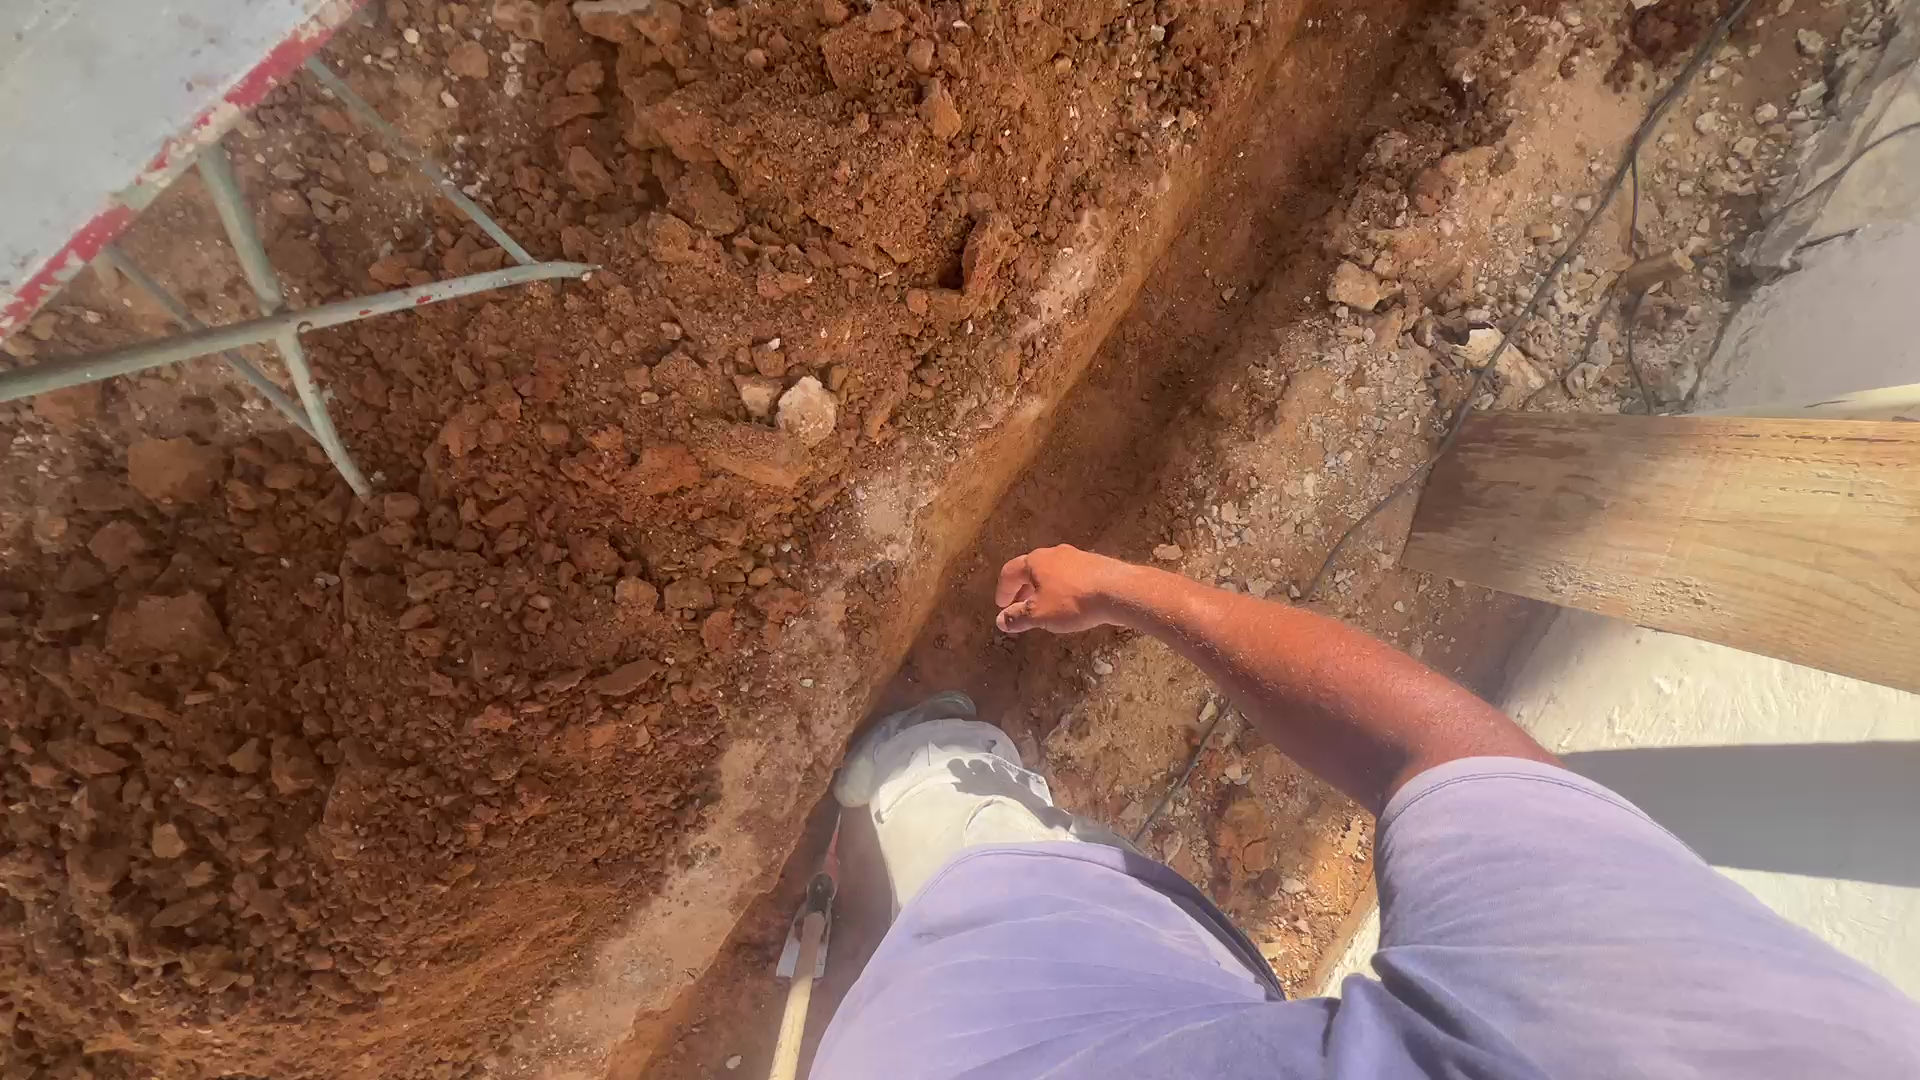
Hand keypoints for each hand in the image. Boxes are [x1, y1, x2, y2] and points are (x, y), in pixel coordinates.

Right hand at [994, 545, 1131, 633]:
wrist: (1117, 590)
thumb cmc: (1072, 601)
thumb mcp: (1039, 614)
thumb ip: (1018, 617)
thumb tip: (1001, 621)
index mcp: (1035, 561)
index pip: (1009, 572)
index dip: (1002, 590)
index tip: (1001, 606)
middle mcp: (1053, 553)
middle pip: (1030, 570)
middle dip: (1022, 590)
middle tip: (1019, 608)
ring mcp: (1076, 556)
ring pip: (1051, 572)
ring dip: (1042, 589)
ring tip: (1043, 607)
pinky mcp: (1094, 564)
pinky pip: (1069, 575)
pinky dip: (1060, 588)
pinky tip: (1068, 602)